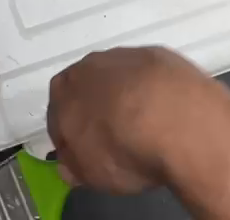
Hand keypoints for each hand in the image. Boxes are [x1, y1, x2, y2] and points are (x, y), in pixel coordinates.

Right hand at [47, 47, 221, 193]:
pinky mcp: (154, 54)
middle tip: (115, 139)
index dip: (70, 137)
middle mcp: (85, 67)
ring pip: (116, 77)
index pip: (57, 115)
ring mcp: (120, 57)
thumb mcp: (92, 174)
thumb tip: (69, 166)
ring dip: (124, 96)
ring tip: (145, 127)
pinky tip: (165, 112)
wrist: (172, 119)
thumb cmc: (122, 148)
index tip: (86, 154)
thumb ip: (74, 167)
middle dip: (97, 110)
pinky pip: (146, 73)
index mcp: (62, 92)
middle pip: (85, 89)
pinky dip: (152, 90)